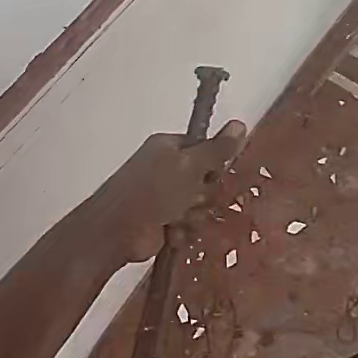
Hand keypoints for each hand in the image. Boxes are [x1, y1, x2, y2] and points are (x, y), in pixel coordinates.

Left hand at [91, 121, 247, 262]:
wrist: (117, 231)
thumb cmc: (153, 191)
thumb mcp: (189, 166)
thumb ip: (217, 149)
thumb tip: (240, 124)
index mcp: (169, 148)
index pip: (205, 149)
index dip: (213, 164)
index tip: (214, 174)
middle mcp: (166, 169)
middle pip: (206, 181)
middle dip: (203, 196)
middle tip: (192, 199)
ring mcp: (164, 197)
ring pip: (199, 207)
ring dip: (193, 216)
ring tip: (177, 219)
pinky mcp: (163, 223)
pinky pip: (188, 226)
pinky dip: (182, 231)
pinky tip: (172, 233)